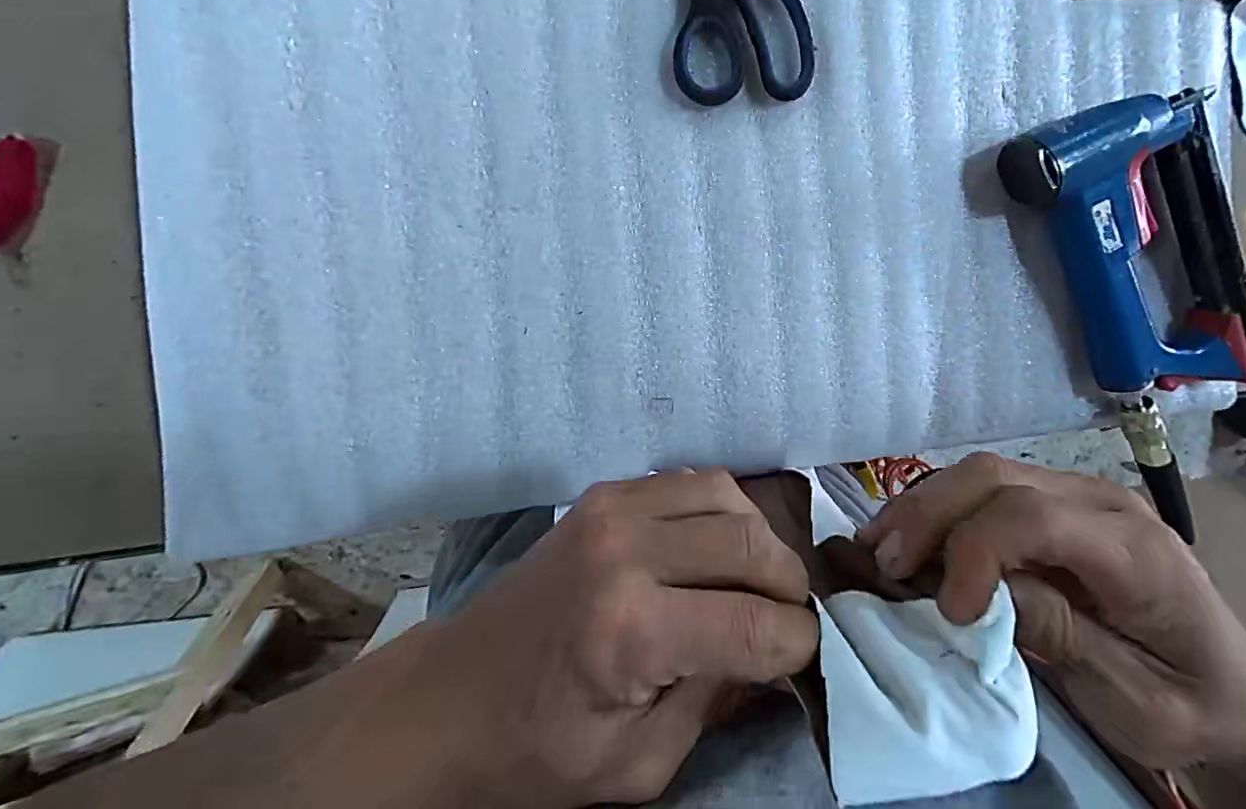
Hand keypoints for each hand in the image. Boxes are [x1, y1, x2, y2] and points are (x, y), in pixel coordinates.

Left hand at [423, 470, 821, 805]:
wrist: (446, 700)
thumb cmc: (535, 751)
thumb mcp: (636, 766)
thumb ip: (715, 704)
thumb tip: (770, 650)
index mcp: (631, 632)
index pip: (754, 624)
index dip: (795, 643)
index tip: (799, 656)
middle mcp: (627, 552)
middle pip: (752, 547)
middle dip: (789, 586)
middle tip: (786, 616)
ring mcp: (614, 509)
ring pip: (731, 497)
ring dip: (760, 540)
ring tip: (757, 577)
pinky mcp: (607, 492)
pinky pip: (694, 480)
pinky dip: (723, 510)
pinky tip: (716, 544)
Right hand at [858, 453, 1245, 806]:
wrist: (1238, 698)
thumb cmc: (1192, 707)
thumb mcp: (1133, 701)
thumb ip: (1059, 637)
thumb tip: (978, 592)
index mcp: (1132, 549)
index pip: (1033, 516)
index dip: (975, 551)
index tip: (951, 613)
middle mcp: (1102, 501)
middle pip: (998, 478)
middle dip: (933, 514)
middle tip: (886, 563)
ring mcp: (1081, 496)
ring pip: (987, 473)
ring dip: (929, 505)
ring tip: (885, 547)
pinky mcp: (1063, 507)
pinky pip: (994, 491)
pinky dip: (947, 510)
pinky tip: (919, 538)